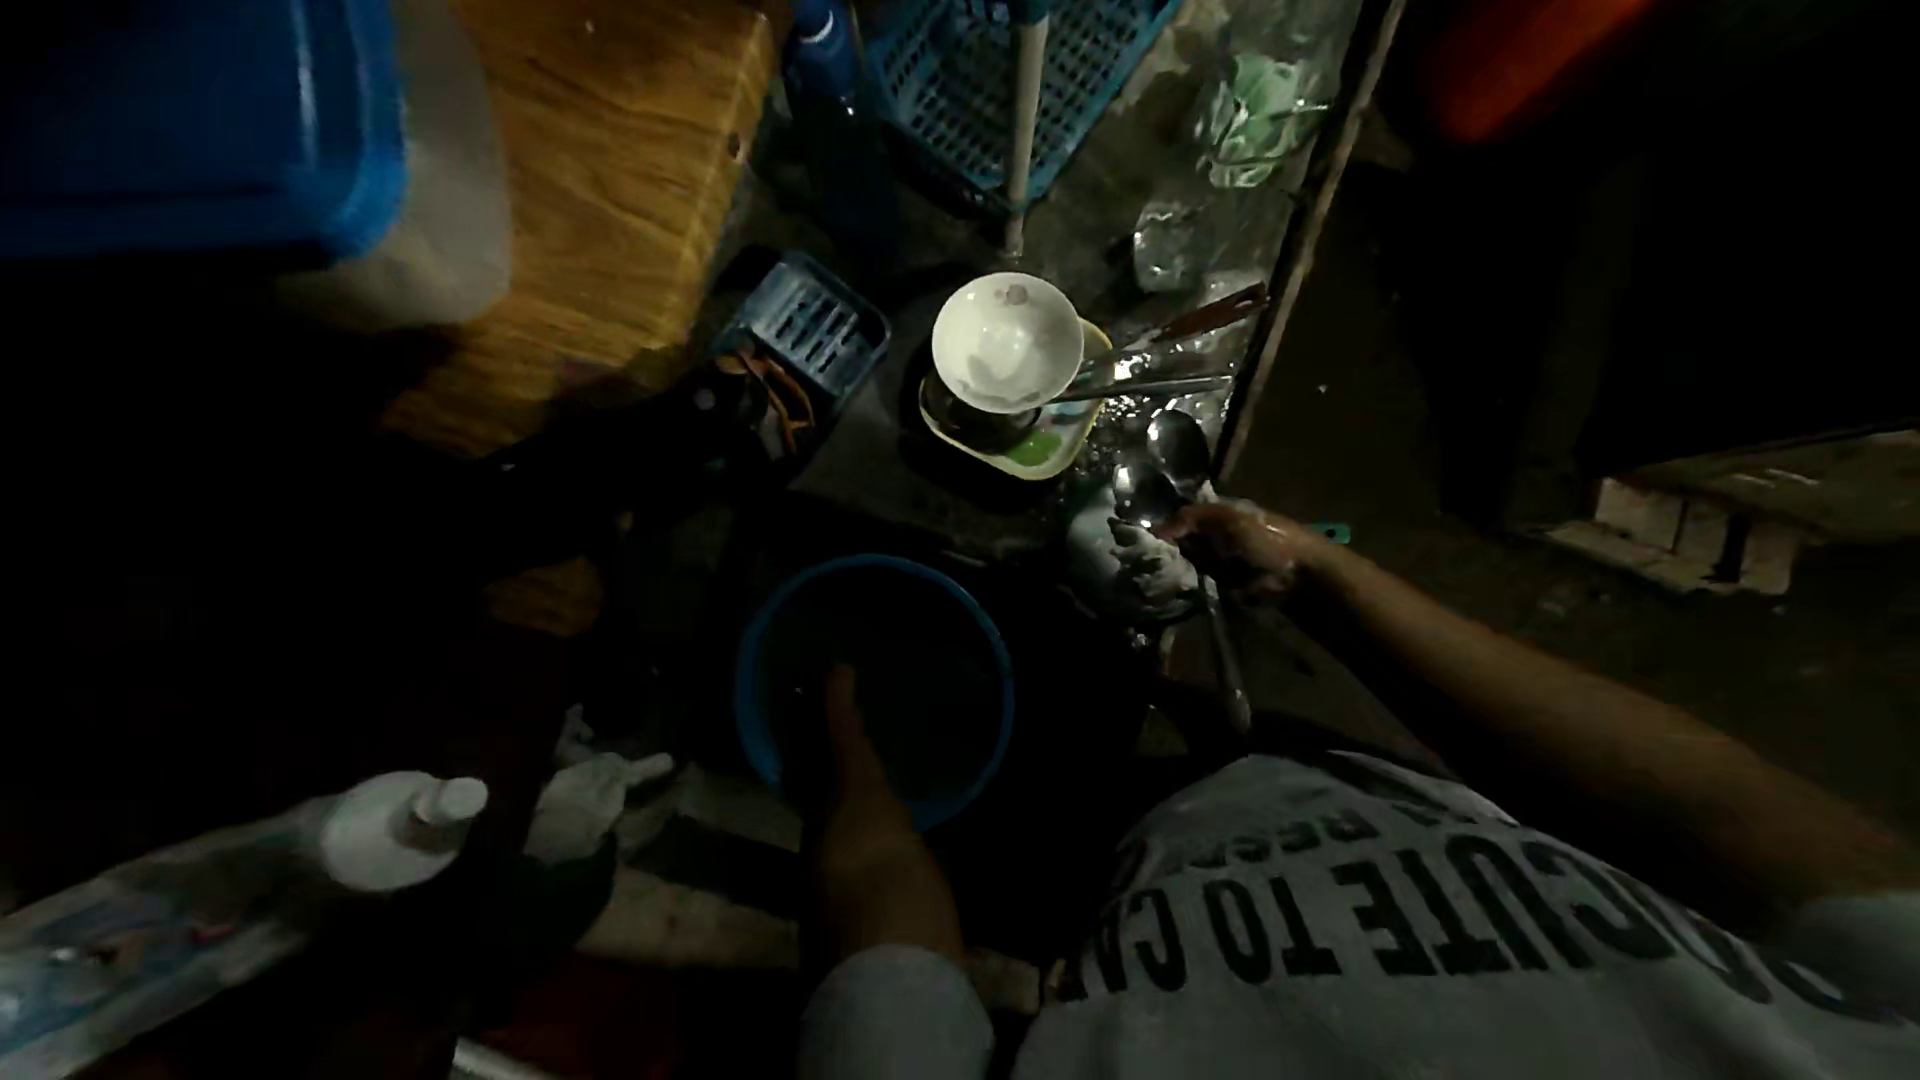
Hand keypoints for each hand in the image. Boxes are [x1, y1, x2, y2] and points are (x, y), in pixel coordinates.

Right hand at [1155, 500, 1333, 596]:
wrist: (1299, 577)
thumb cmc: (1267, 539)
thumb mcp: (1229, 519)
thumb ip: (1192, 517)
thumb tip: (1155, 530)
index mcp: (1219, 514)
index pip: (1183, 516)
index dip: (1164, 525)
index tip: (1143, 538)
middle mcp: (1215, 535)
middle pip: (1180, 539)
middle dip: (1163, 547)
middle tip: (1142, 557)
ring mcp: (1217, 561)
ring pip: (1184, 561)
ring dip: (1170, 566)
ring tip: (1149, 572)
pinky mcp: (1220, 584)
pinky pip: (1194, 580)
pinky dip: (1182, 582)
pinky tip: (1166, 583)